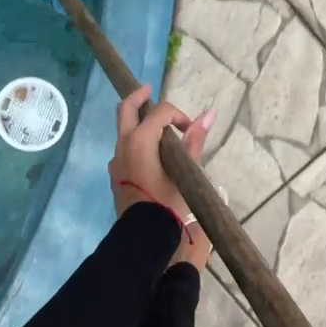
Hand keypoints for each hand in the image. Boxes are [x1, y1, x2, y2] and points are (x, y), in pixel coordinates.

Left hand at [108, 86, 216, 271]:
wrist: (144, 236)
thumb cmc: (168, 205)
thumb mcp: (185, 173)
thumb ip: (195, 141)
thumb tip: (209, 114)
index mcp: (140, 141)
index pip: (160, 112)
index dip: (178, 115)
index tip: (191, 129)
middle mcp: (123, 145)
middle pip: (126, 109)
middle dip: (139, 97)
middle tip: (150, 91)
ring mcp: (116, 160)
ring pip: (123, 130)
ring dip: (138, 122)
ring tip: (158, 129)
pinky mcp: (116, 175)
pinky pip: (124, 148)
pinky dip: (136, 141)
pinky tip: (152, 154)